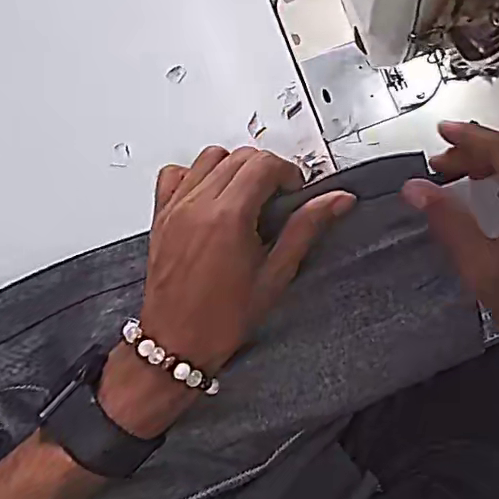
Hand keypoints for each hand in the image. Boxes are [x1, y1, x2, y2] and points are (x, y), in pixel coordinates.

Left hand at [100, 146, 354, 436]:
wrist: (177, 342)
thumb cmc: (221, 318)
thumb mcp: (275, 274)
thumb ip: (306, 228)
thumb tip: (336, 201)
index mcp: (229, 217)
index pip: (264, 164)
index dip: (288, 173)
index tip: (295, 192)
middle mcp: (198, 205)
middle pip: (240, 156)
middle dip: (266, 169)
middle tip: (277, 198)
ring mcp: (176, 207)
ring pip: (209, 157)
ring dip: (234, 166)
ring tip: (247, 196)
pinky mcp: (161, 215)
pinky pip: (174, 173)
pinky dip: (195, 174)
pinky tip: (210, 196)